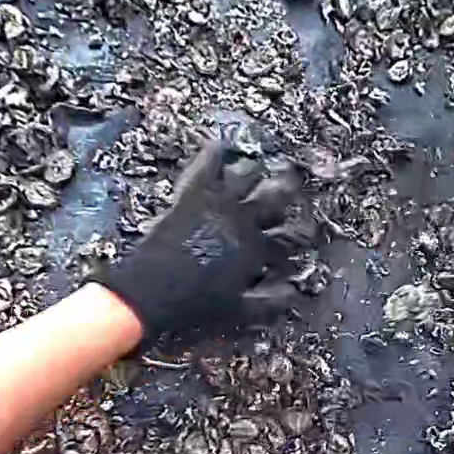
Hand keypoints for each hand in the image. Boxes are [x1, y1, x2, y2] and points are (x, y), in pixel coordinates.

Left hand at [98, 139, 302, 344]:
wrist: (152, 290)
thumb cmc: (195, 302)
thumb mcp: (238, 308)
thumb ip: (269, 300)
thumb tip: (294, 292)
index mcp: (256, 249)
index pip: (289, 236)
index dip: (299, 231)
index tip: (301, 228)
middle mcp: (243, 221)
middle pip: (276, 197)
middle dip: (286, 190)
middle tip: (289, 182)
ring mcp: (218, 203)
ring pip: (248, 174)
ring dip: (255, 171)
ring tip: (257, 167)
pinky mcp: (193, 194)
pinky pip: (210, 163)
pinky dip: (218, 152)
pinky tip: (223, 145)